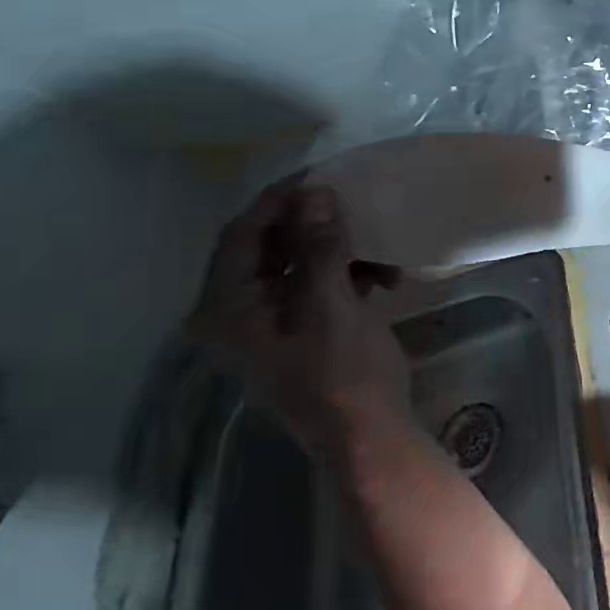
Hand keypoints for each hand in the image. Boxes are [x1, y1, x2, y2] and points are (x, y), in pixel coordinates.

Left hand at [190, 176, 412, 459]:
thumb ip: (321, 248)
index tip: (321, 174)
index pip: (242, 235)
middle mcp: (236, 313)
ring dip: (338, 253)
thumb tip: (317, 193)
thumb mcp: (333, 306)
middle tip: (355, 205)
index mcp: (227, 309)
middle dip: (316, 227)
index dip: (279, 200)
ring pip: (296, 266)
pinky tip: (382, 279)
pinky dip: (345, 276)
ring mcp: (267, 325)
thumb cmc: (344, 374)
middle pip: (268, 248)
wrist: (368, 435)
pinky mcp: (298, 332)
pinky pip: (314, 288)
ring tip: (382, 257)